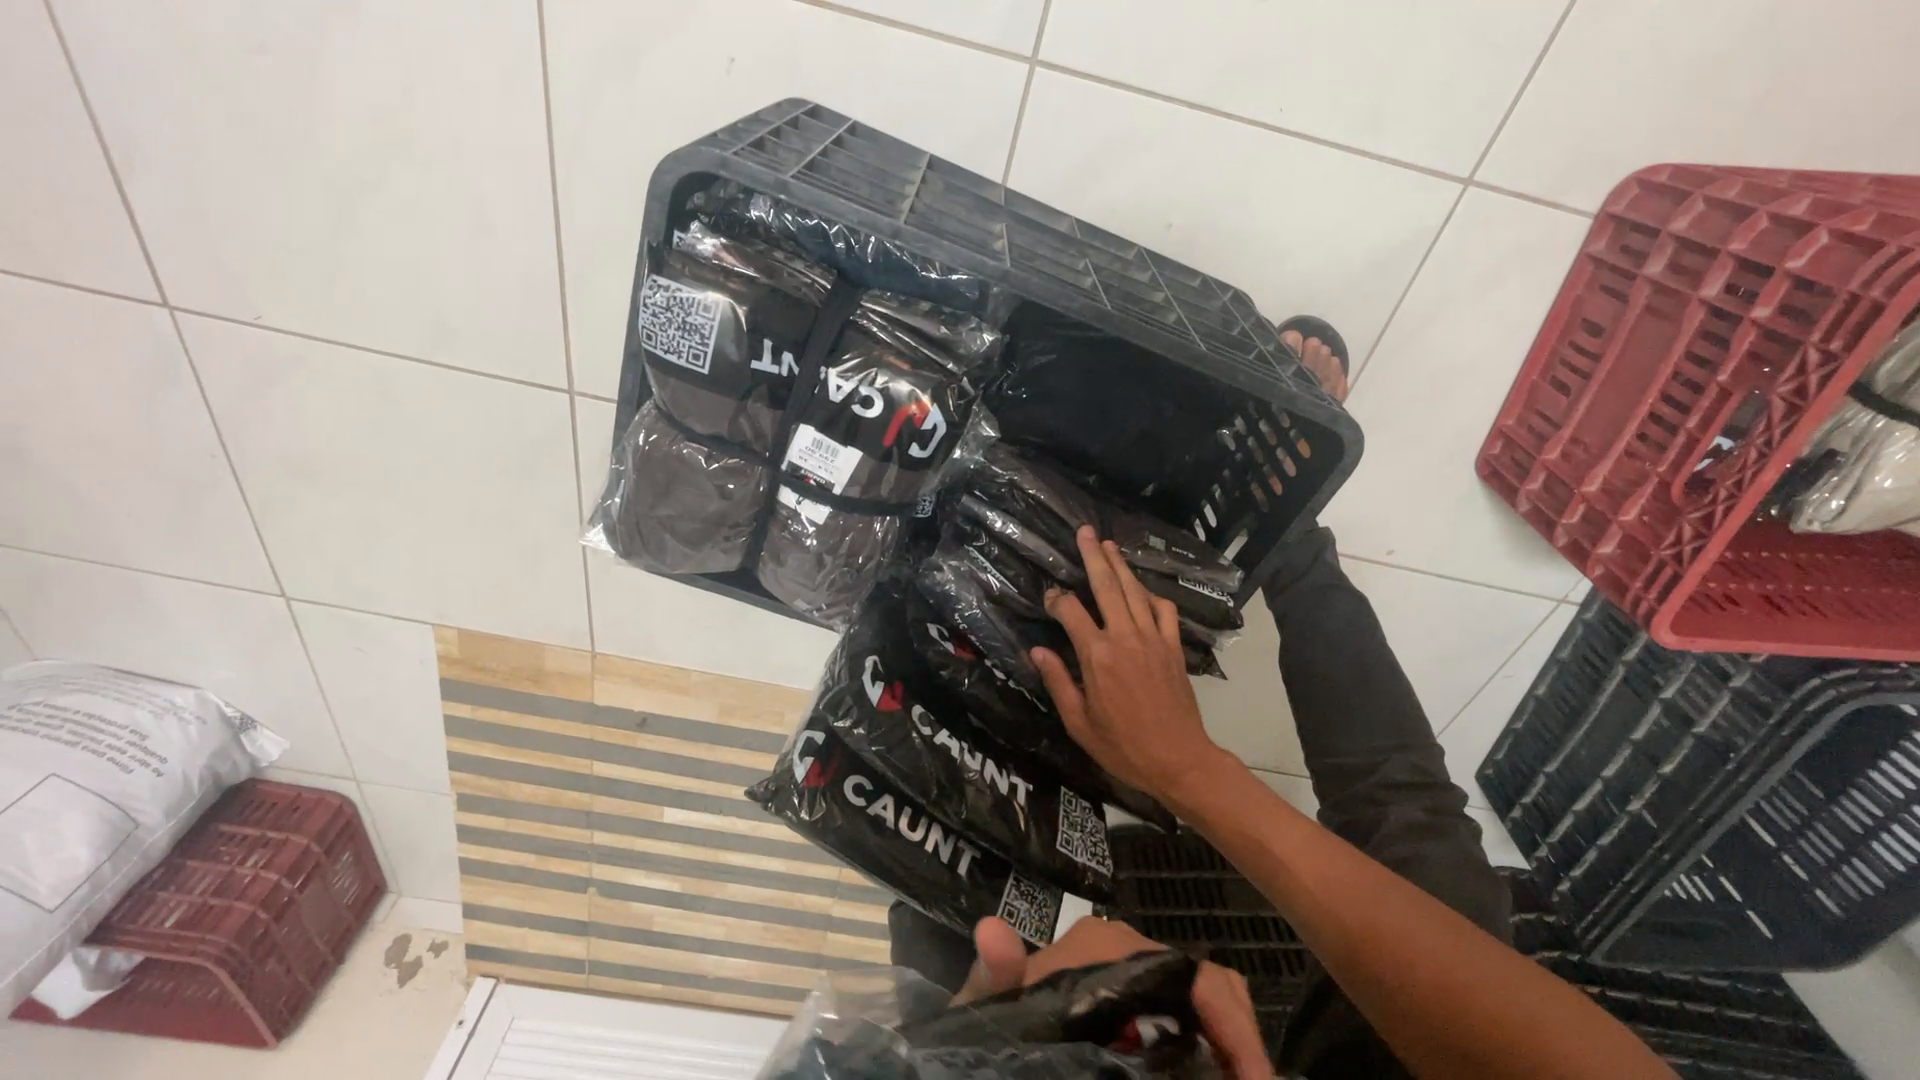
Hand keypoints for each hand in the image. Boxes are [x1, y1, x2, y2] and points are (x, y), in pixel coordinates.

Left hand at [956, 916, 1271, 1079]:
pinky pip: (1193, 1014)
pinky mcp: (1138, 995)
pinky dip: (1216, 1045)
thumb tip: (990, 930)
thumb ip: (996, 974)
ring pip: (1210, 1001)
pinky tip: (1219, 1077)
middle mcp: (1131, 949)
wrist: (987, 1016)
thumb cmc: (996, 1012)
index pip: (1195, 975)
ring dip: (1233, 1047)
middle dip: (1244, 1043)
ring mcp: (1138, 972)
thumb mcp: (994, 1004)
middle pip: (1213, 988)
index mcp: (1108, 946)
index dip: (1234, 1027)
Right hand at [1031, 525, 1231, 804]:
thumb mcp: (1078, 722)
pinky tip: (1143, 592)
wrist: (1178, 759)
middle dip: (1093, 556)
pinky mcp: (1173, 648)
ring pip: (1135, 591)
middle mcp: (1125, 637)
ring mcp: (1153, 639)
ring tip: (1109, 546)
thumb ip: (1058, 682)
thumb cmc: (1122, 746)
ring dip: (1121, 566)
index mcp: (1097, 656)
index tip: (1048, 596)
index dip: (1056, 598)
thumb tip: (1037, 650)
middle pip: (1106, 586)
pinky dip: (1152, 596)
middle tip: (1085, 532)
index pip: (1070, 611)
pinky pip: (1164, 611)